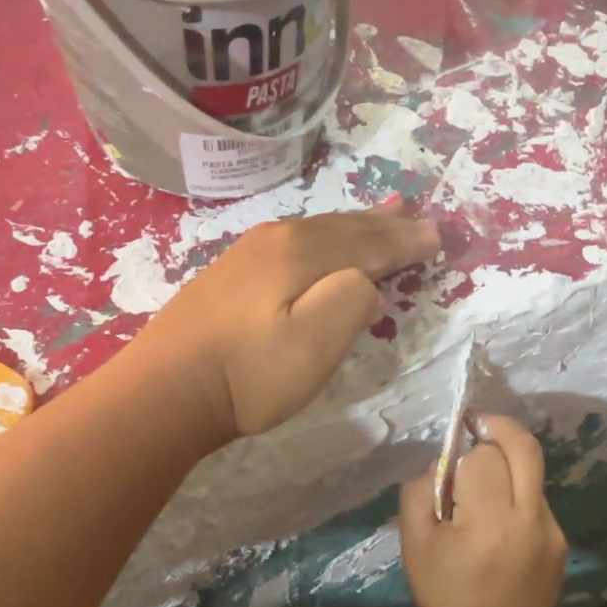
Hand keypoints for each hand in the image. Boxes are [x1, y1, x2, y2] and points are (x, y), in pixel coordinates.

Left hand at [141, 198, 439, 438]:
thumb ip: (352, 301)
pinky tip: (318, 243)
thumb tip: (368, 282)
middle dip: (384, 225)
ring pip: (315, 231)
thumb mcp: (315, 343)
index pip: (368, 242)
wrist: (167, 391)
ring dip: (353, 225)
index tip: (439, 237)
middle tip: (416, 215)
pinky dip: (322, 238)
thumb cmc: (250, 374)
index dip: (405, 242)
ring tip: (380, 215)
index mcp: (302, 254)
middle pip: (342, 228)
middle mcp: (276, 241)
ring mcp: (247, 256)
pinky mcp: (229, 277)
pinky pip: (292, 243)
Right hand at [400, 415, 568, 606]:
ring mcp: (551, 530)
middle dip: (496, 429)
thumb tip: (442, 463)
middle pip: (524, 446)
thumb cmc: (445, 603)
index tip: (448, 473)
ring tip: (481, 495)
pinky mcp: (561, 542)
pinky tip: (498, 528)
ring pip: (532, 472)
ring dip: (506, 467)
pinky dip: (516, 497)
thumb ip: (420, 494)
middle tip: (475, 428)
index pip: (481, 456)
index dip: (461, 456)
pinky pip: (536, 500)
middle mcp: (529, 519)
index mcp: (488, 523)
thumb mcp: (415, 549)